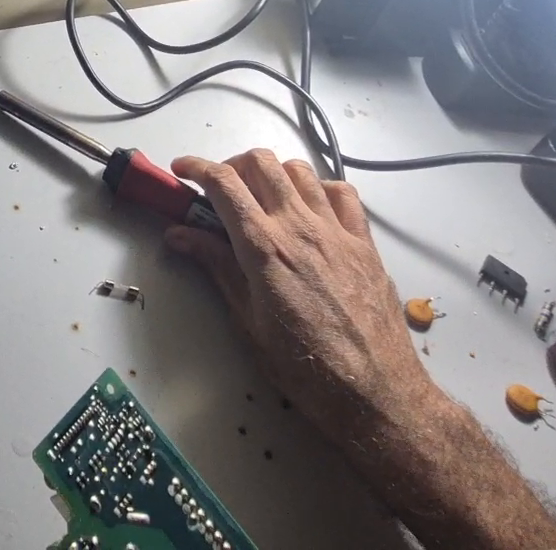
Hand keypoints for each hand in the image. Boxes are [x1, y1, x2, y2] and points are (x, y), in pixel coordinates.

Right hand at [165, 150, 435, 442]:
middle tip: (222, 189)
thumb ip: (216, 266)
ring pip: (299, 169)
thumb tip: (178, 234)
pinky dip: (318, 188)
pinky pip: (341, 192)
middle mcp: (299, 226)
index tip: (182, 168)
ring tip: (262, 196)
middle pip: (260, 162)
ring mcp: (336, 230)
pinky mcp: (364, 241)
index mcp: (263, 246)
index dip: (196, 166)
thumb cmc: (304, 368)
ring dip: (272, 173)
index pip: (223, 182)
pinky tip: (309, 208)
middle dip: (232, 165)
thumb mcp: (247, 320)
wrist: (377, 394)